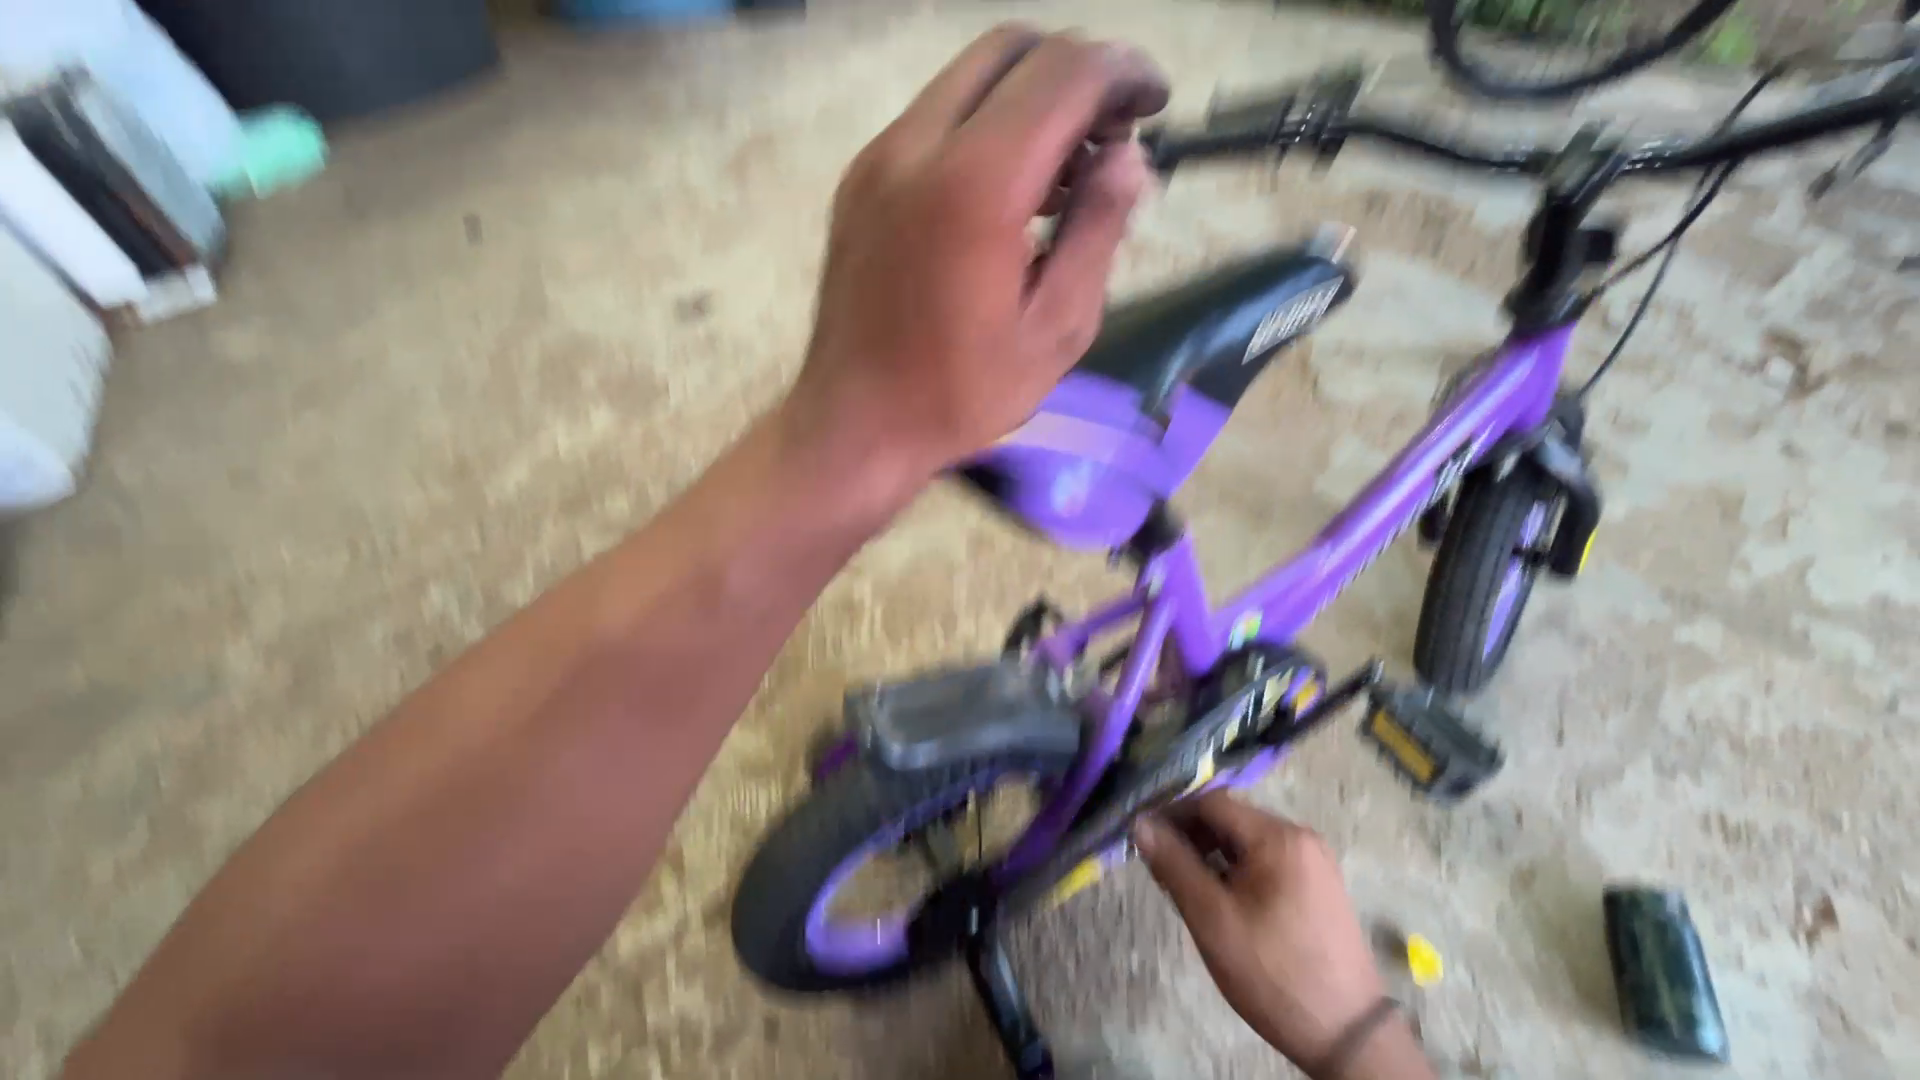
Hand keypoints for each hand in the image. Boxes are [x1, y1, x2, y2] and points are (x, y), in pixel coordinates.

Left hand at [788, 25, 1168, 479]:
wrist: (853, 426)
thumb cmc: (961, 395)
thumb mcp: (1055, 329)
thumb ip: (1098, 231)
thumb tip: (1128, 158)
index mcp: (975, 185)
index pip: (1064, 72)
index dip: (1123, 72)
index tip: (1155, 103)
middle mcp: (916, 147)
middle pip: (1011, 50)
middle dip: (1076, 72)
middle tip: (1111, 134)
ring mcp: (878, 159)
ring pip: (968, 79)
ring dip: (1030, 98)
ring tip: (1067, 173)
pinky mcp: (859, 180)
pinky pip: (934, 119)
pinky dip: (986, 127)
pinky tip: (1011, 194)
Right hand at [1133, 794, 1404, 1074]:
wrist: (1346, 1035)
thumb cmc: (1272, 972)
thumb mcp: (1212, 918)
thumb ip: (1173, 864)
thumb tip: (1141, 824)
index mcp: (1278, 837)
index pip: (1211, 802)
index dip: (1171, 815)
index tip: (1143, 839)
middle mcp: (1301, 838)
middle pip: (1231, 820)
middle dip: (1191, 838)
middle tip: (1161, 870)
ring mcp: (1315, 863)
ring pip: (1247, 843)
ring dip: (1212, 857)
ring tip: (1187, 890)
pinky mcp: (1319, 888)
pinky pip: (1267, 863)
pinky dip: (1238, 872)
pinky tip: (1222, 903)